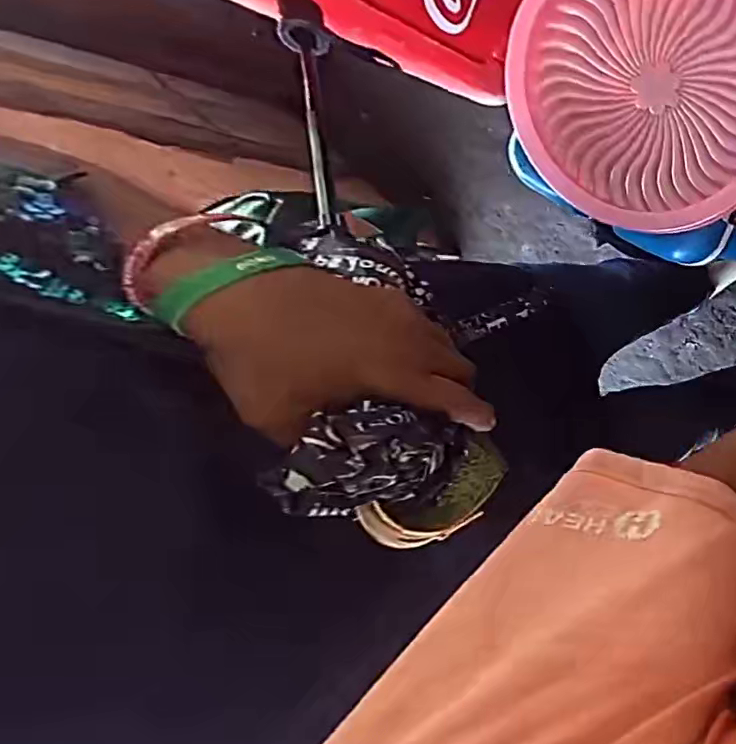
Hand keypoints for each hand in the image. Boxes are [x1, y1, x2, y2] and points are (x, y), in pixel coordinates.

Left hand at [177, 260, 495, 446]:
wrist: (241, 291)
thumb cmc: (262, 357)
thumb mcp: (273, 415)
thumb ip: (312, 437)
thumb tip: (328, 452)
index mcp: (397, 374)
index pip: (453, 397)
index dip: (475, 413)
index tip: (486, 424)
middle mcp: (415, 344)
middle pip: (462, 368)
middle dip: (461, 387)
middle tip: (445, 402)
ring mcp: (407, 316)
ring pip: (447, 344)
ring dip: (444, 363)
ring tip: (423, 375)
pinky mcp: (393, 297)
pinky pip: (425, 324)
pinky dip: (423, 340)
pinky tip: (396, 345)